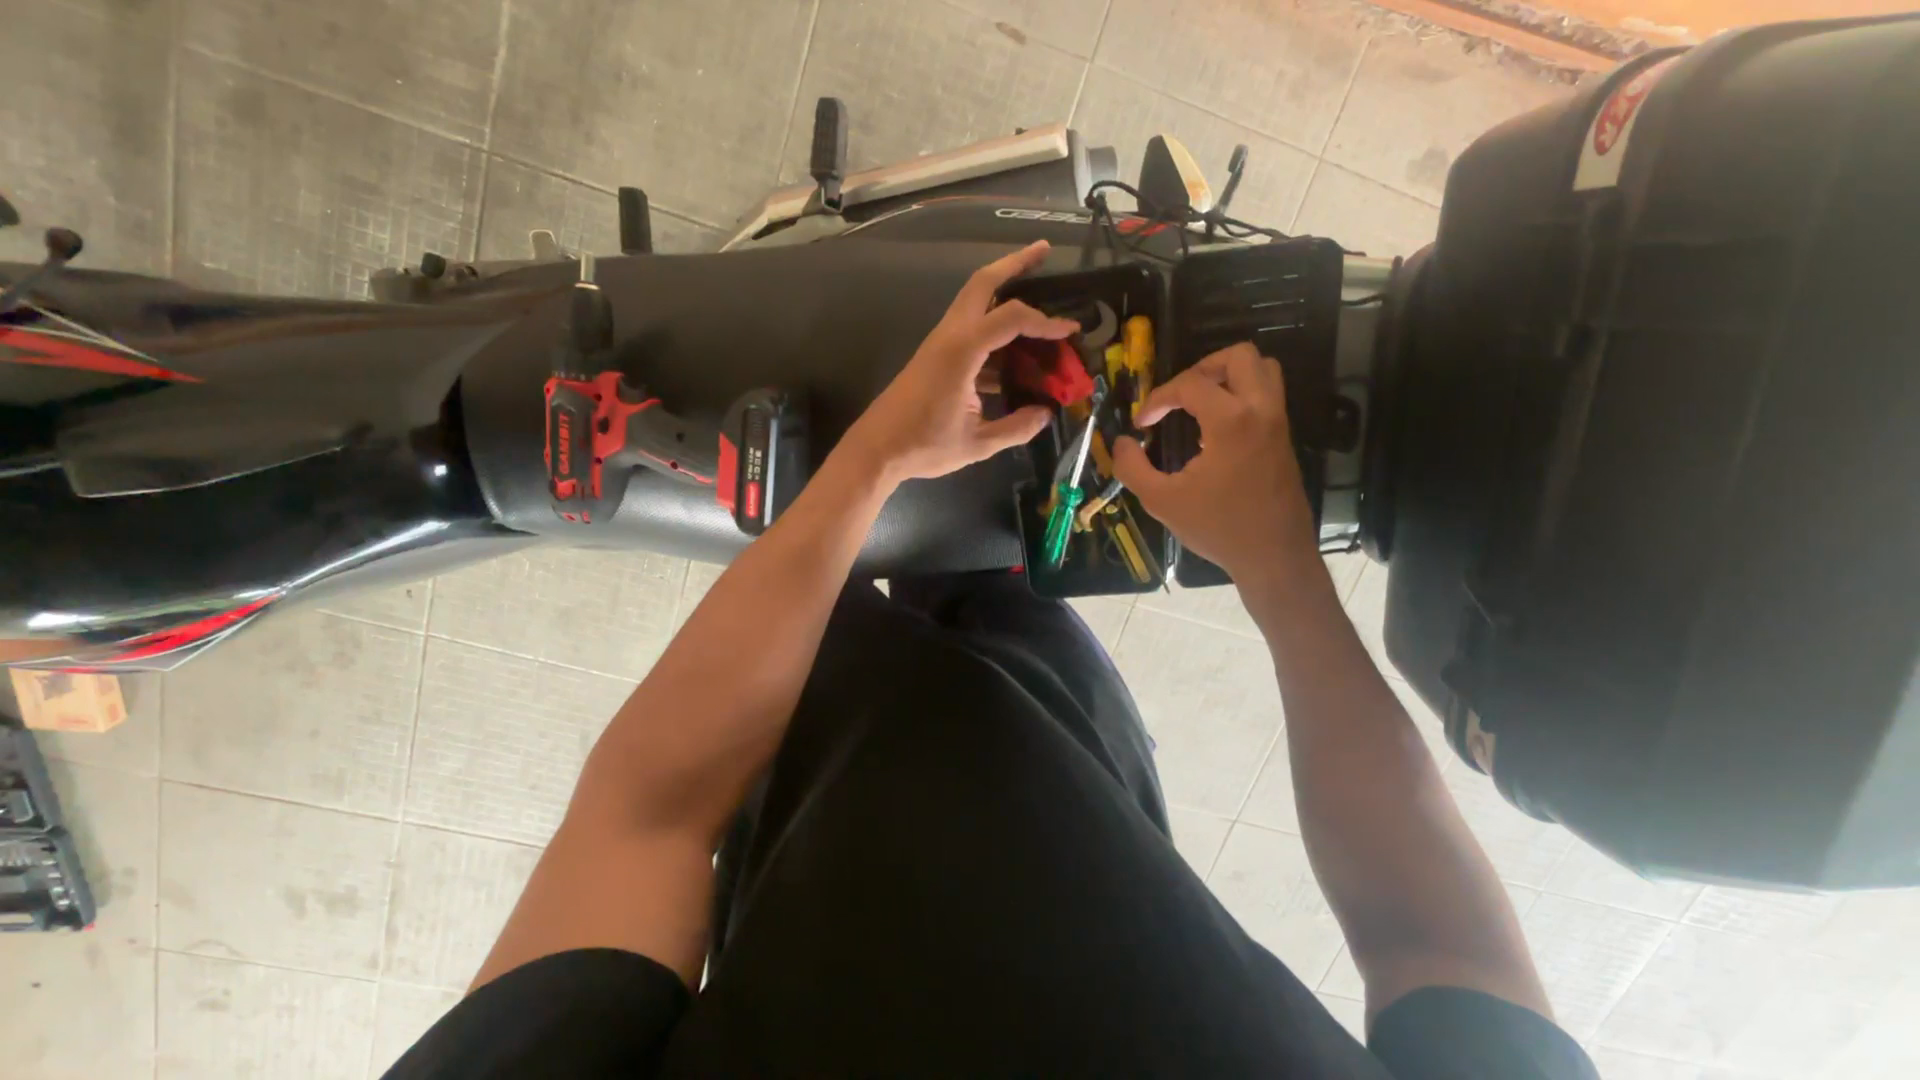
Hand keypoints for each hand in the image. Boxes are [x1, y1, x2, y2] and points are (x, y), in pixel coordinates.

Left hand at [837, 241, 1077, 483]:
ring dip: (1002, 288)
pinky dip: (994, 324)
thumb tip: (1045, 414)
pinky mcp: (936, 354)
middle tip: (1044, 250)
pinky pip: (969, 326)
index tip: (1070, 332)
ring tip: (1035, 286)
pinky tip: (1016, 348)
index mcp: (961, 351)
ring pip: (973, 299)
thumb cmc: (923, 446)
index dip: (1045, 322)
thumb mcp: (977, 443)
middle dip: (1014, 263)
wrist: (876, 449)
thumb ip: (1016, 428)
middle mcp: (950, 335)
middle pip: (983, 282)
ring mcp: (940, 342)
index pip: (1011, 318)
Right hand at [1112, 343, 1316, 585]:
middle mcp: (1260, 411)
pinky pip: (1267, 397)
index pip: (1191, 384)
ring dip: (1229, 376)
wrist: (1274, 556)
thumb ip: (1133, 468)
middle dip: (1203, 368)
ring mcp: (1277, 423)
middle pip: (1240, 357)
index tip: (1142, 422)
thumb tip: (1121, 443)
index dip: (1159, 397)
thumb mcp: (1162, 501)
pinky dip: (1241, 396)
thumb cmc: (1218, 528)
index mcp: (1232, 420)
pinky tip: (1215, 429)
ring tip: (1200, 403)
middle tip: (1179, 396)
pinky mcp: (1283, 439)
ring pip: (1263, 371)